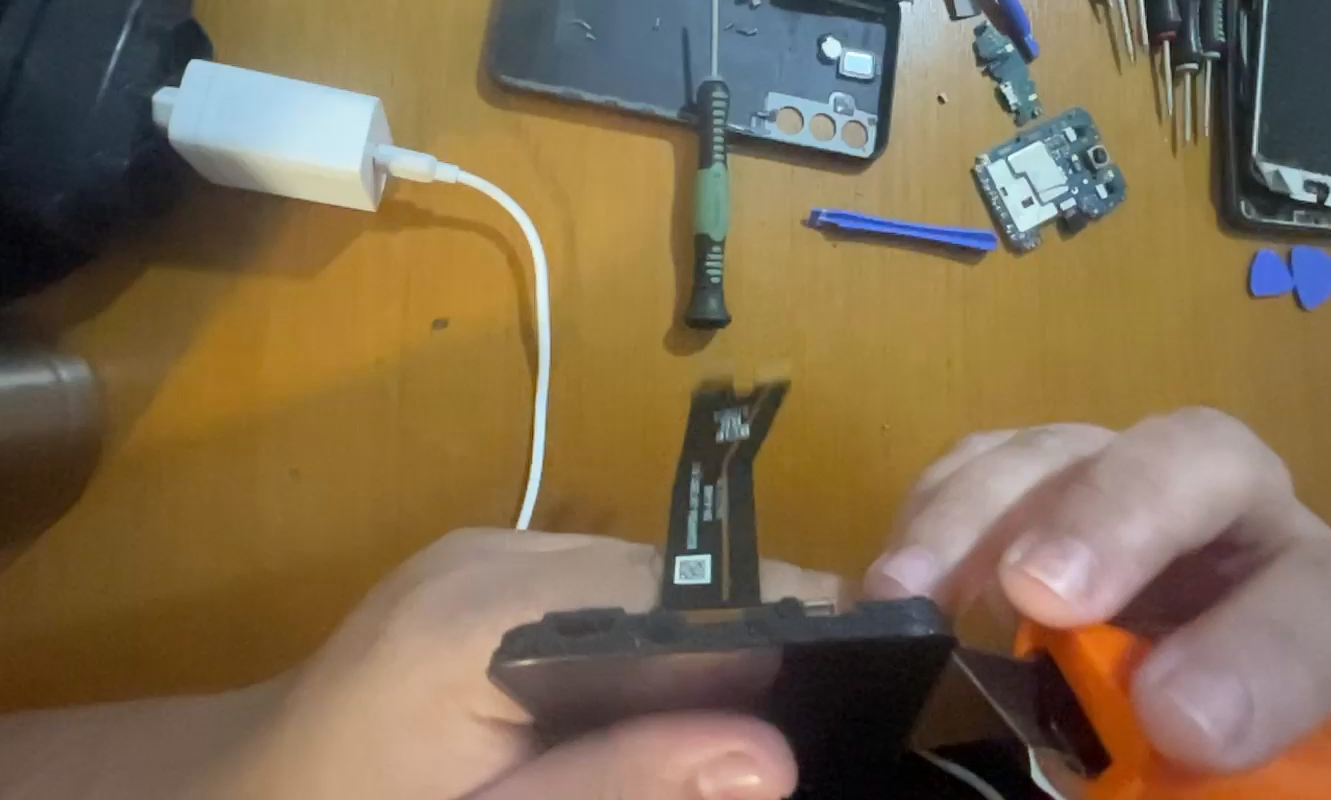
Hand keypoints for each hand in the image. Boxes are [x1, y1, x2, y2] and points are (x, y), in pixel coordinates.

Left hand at [235, 529, 839, 799]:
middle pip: (653, 579)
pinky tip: (653, 693)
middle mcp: (493, 554)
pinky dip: (637, 640)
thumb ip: (621, 788)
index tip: (851, 645)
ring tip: (752, 698)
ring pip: (629, 584)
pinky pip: (590, 595)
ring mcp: (483, 555)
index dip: (760, 617)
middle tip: (816, 691)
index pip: (660, 590)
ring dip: (688, 638)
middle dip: (734, 630)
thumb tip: (769, 756)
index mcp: (480, 613)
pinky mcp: (479, 576)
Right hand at [862, 409, 1330, 772]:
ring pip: (1053, 450)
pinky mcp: (1026, 473)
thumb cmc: (1218, 743)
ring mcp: (1111, 473)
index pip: (1325, 605)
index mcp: (1321, 600)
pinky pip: (973, 461)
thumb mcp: (1255, 786)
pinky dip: (928, 513)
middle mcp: (1222, 510)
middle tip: (1035, 595)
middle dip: (1110, 519)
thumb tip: (1149, 773)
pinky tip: (893, 577)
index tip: (1177, 725)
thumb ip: (1233, 786)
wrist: (1172, 675)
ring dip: (974, 514)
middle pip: (1190, 458)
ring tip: (909, 592)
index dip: (1260, 657)